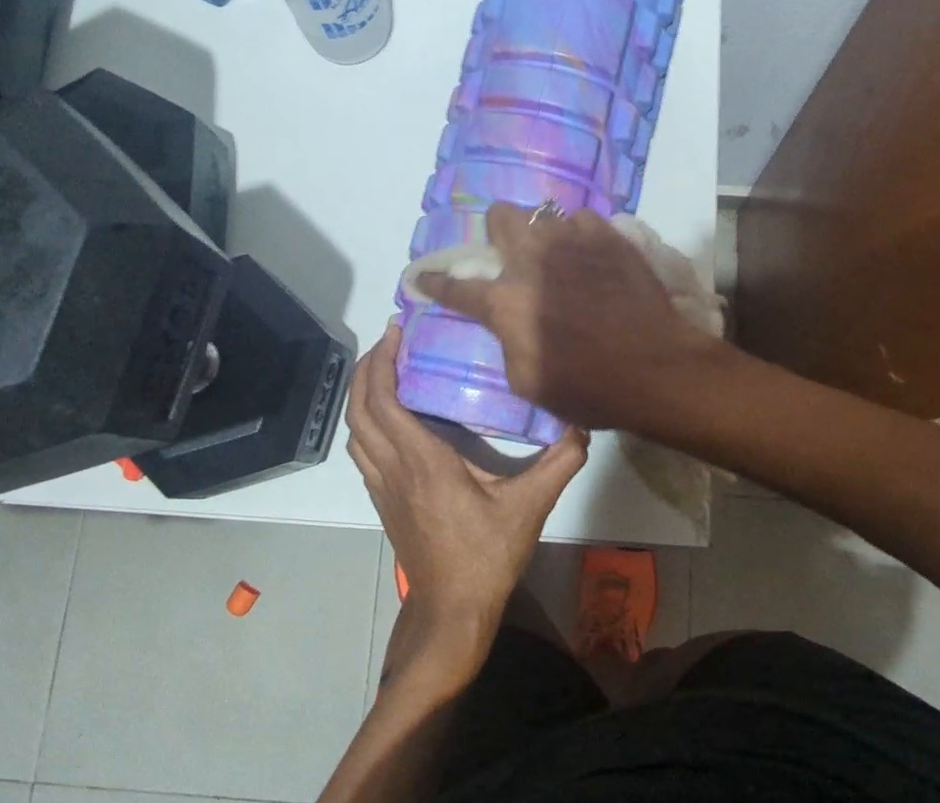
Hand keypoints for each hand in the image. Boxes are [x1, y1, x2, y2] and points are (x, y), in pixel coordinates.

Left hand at [347, 324, 587, 649]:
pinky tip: (393, 419)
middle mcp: (393, 468)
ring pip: (355, 431)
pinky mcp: (383, 502)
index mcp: (423, 461)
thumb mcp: (529, 507)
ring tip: (386, 372)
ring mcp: (383, 487)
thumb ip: (559, 463)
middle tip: (389, 342)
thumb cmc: (486, 556)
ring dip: (362, 396)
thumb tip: (584, 426)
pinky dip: (367, 423)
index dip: (382, 361)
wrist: (452, 610)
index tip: (396, 330)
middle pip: (359, 409)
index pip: (385, 400)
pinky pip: (363, 451)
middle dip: (366, 369)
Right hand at [416, 202, 717, 430]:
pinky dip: (579, 235)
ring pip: (543, 213)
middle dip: (497, 230)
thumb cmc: (588, 388)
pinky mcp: (609, 237)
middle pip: (500, 217)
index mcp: (505, 301)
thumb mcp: (527, 381)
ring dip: (541, 233)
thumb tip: (507, 324)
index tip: (421, 278)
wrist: (655, 369)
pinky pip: (582, 219)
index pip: (456, 286)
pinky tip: (589, 255)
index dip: (434, 282)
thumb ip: (507, 342)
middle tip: (509, 253)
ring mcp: (573, 242)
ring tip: (556, 255)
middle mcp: (532, 260)